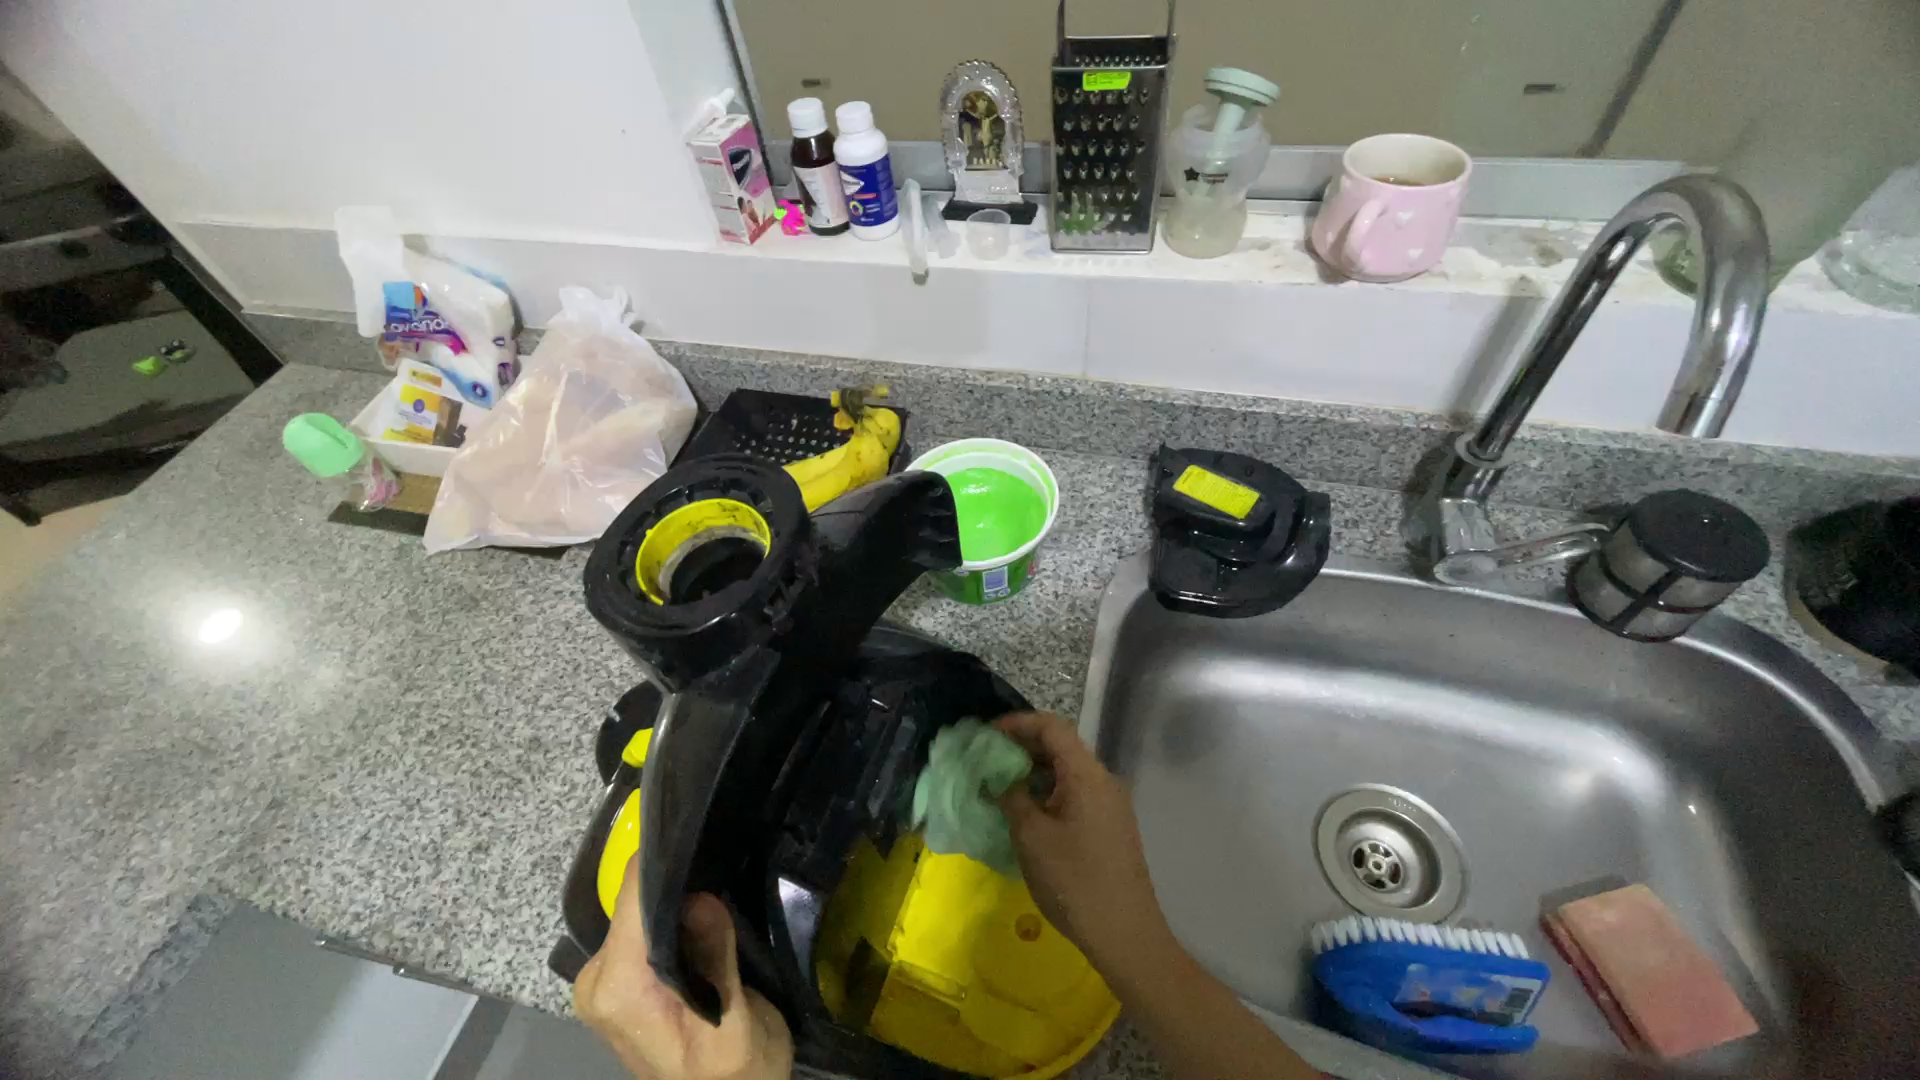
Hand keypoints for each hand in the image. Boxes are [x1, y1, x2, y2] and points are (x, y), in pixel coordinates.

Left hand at [575, 857, 792, 1079]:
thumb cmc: (734, 1075)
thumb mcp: (738, 1025)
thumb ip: (715, 962)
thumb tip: (701, 899)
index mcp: (619, 987)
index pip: (632, 899)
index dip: (666, 865)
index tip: (704, 839)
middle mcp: (599, 977)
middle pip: (634, 900)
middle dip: (679, 880)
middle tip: (725, 871)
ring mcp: (606, 978)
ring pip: (641, 910)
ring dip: (680, 899)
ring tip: (720, 896)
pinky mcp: (620, 978)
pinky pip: (644, 926)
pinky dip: (674, 917)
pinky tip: (705, 922)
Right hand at [995, 711, 1172, 970]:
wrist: (1126, 935)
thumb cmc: (1074, 882)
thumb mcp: (1031, 838)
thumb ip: (1012, 798)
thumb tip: (997, 778)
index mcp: (1087, 775)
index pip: (1052, 726)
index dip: (1018, 723)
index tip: (987, 735)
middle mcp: (1104, 780)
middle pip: (1062, 746)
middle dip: (1023, 747)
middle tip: (988, 760)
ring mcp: (1111, 804)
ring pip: (1069, 771)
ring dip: (1035, 771)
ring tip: (1001, 786)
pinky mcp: (1111, 826)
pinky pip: (1077, 792)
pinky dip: (1049, 791)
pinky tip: (1028, 812)